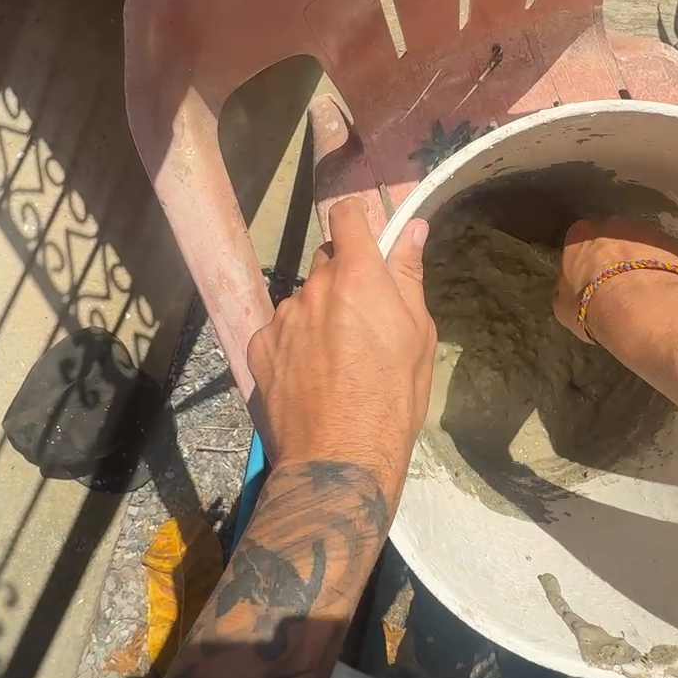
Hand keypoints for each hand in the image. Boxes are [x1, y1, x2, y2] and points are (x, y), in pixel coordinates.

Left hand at [247, 198, 435, 483]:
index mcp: (358, 276)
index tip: (363, 232)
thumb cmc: (393, 397)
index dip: (356, 218)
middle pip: (327, 261)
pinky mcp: (259, 346)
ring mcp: (282, 317)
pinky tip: (310, 375)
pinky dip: (295, 341)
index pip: (346, 217)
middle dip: (344, 276)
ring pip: (304, 298)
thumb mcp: (418, 335)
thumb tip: (413, 228)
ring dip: (318, 312)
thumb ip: (409, 276)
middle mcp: (314, 287)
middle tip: (362, 316)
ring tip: (335, 357)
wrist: (338, 460)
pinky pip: (281, 329)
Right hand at [552, 217, 677, 345]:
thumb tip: (568, 289)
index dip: (586, 260)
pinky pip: (668, 255)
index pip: (579, 241)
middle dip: (615, 256)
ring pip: (642, 243)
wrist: (641, 310)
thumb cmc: (592, 306)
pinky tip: (665, 291)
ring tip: (645, 290)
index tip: (590, 278)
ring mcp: (647, 230)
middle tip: (619, 284)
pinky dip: (667, 268)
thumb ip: (564, 290)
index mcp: (580, 235)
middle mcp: (612, 224)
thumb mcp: (563, 306)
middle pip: (612, 237)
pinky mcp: (674, 243)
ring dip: (641, 261)